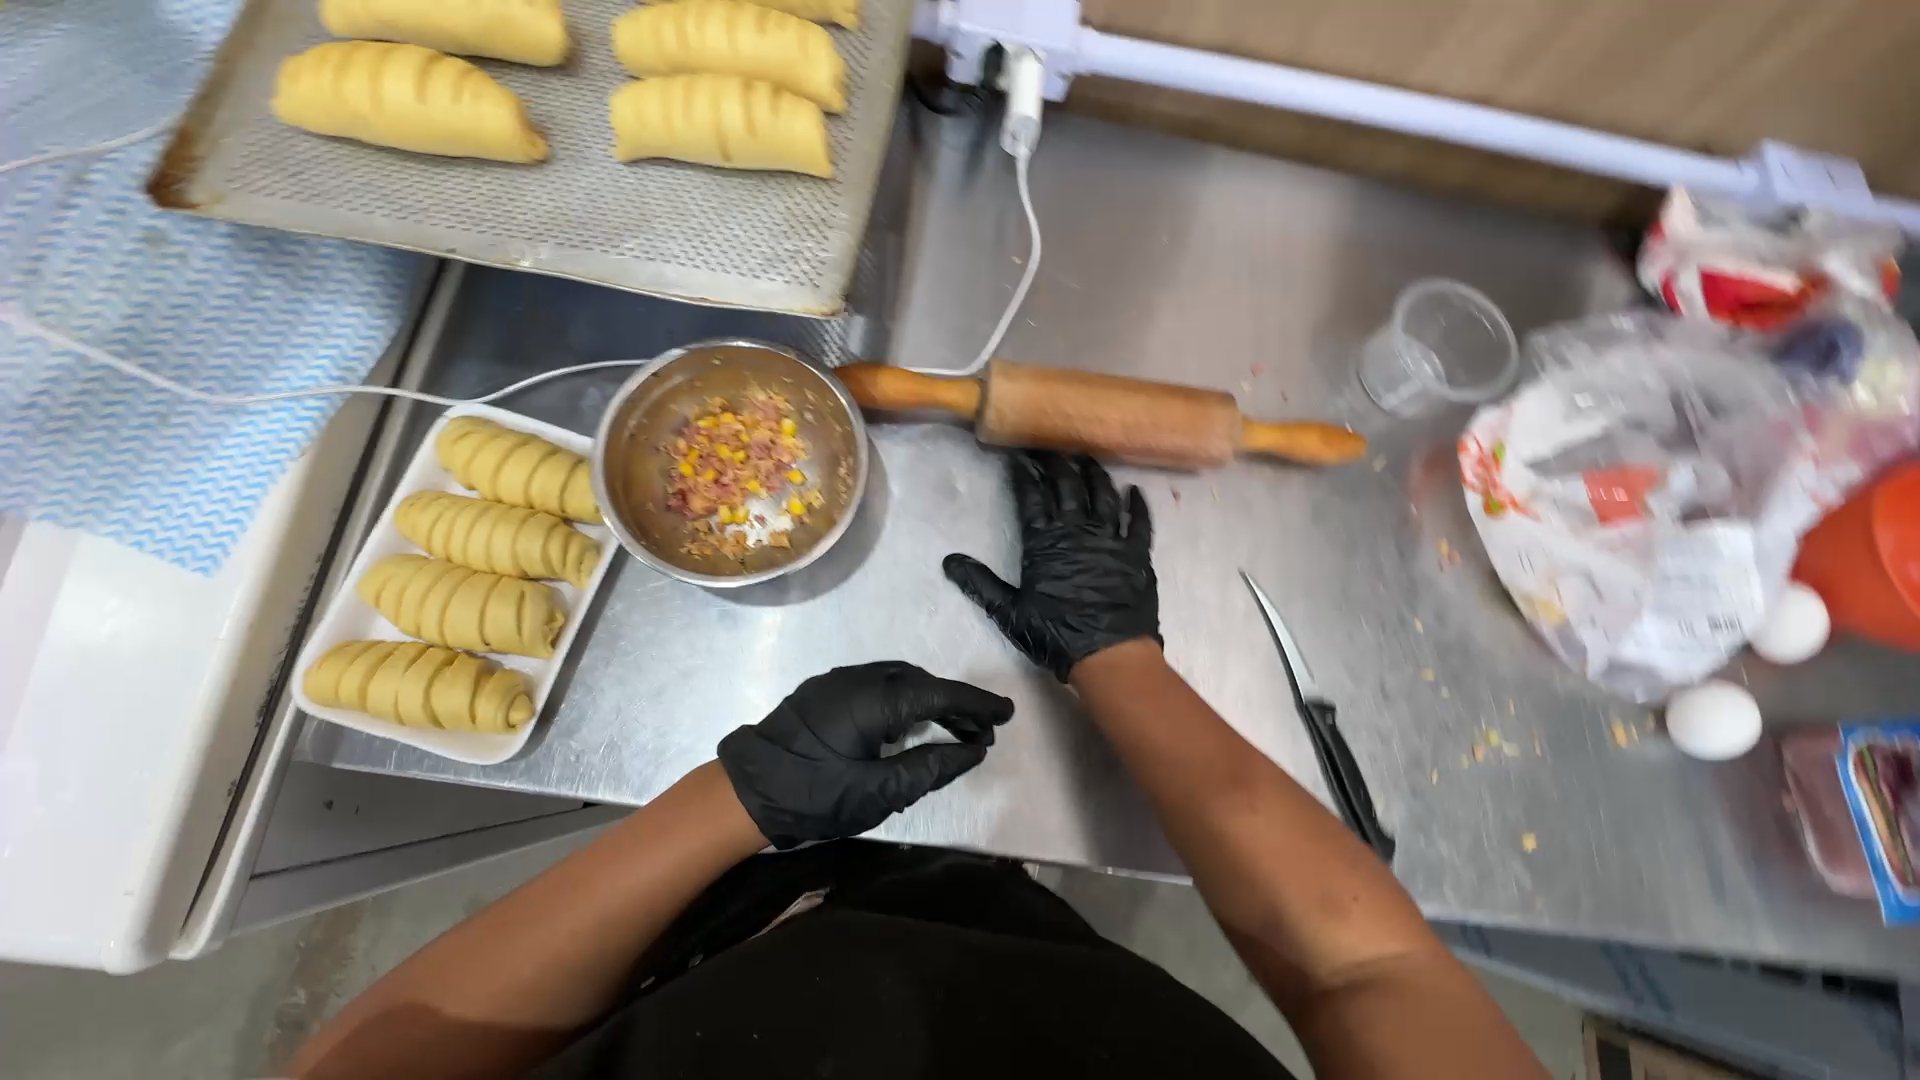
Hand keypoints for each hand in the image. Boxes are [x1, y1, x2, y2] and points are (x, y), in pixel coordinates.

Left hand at [717, 662, 1013, 848]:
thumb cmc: (815, 796)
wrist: (747, 793)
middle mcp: (860, 678)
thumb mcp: (879, 792)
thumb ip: (930, 767)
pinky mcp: (825, 690)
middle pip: (922, 683)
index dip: (976, 704)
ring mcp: (839, 680)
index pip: (940, 695)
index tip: (1006, 713)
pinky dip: (904, 700)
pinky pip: (878, 684)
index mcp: (876, 699)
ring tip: (954, 730)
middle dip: (956, 705)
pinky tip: (911, 724)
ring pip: (900, 680)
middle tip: (982, 733)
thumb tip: (972, 750)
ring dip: (930, 701)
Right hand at [944, 451, 1158, 680]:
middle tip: (1051, 447)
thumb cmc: (1056, 633)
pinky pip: (1139, 523)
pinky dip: (1138, 506)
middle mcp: (1078, 532)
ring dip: (1095, 474)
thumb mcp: (1009, 612)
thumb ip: (980, 584)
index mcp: (1045, 543)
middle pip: (1067, 487)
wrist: (1108, 654)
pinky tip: (1135, 490)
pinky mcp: (1136, 554)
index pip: (1031, 498)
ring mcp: (1110, 540)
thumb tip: (949, 561)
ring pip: (1104, 495)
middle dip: (1057, 463)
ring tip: (1088, 457)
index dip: (1023, 475)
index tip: (1018, 456)